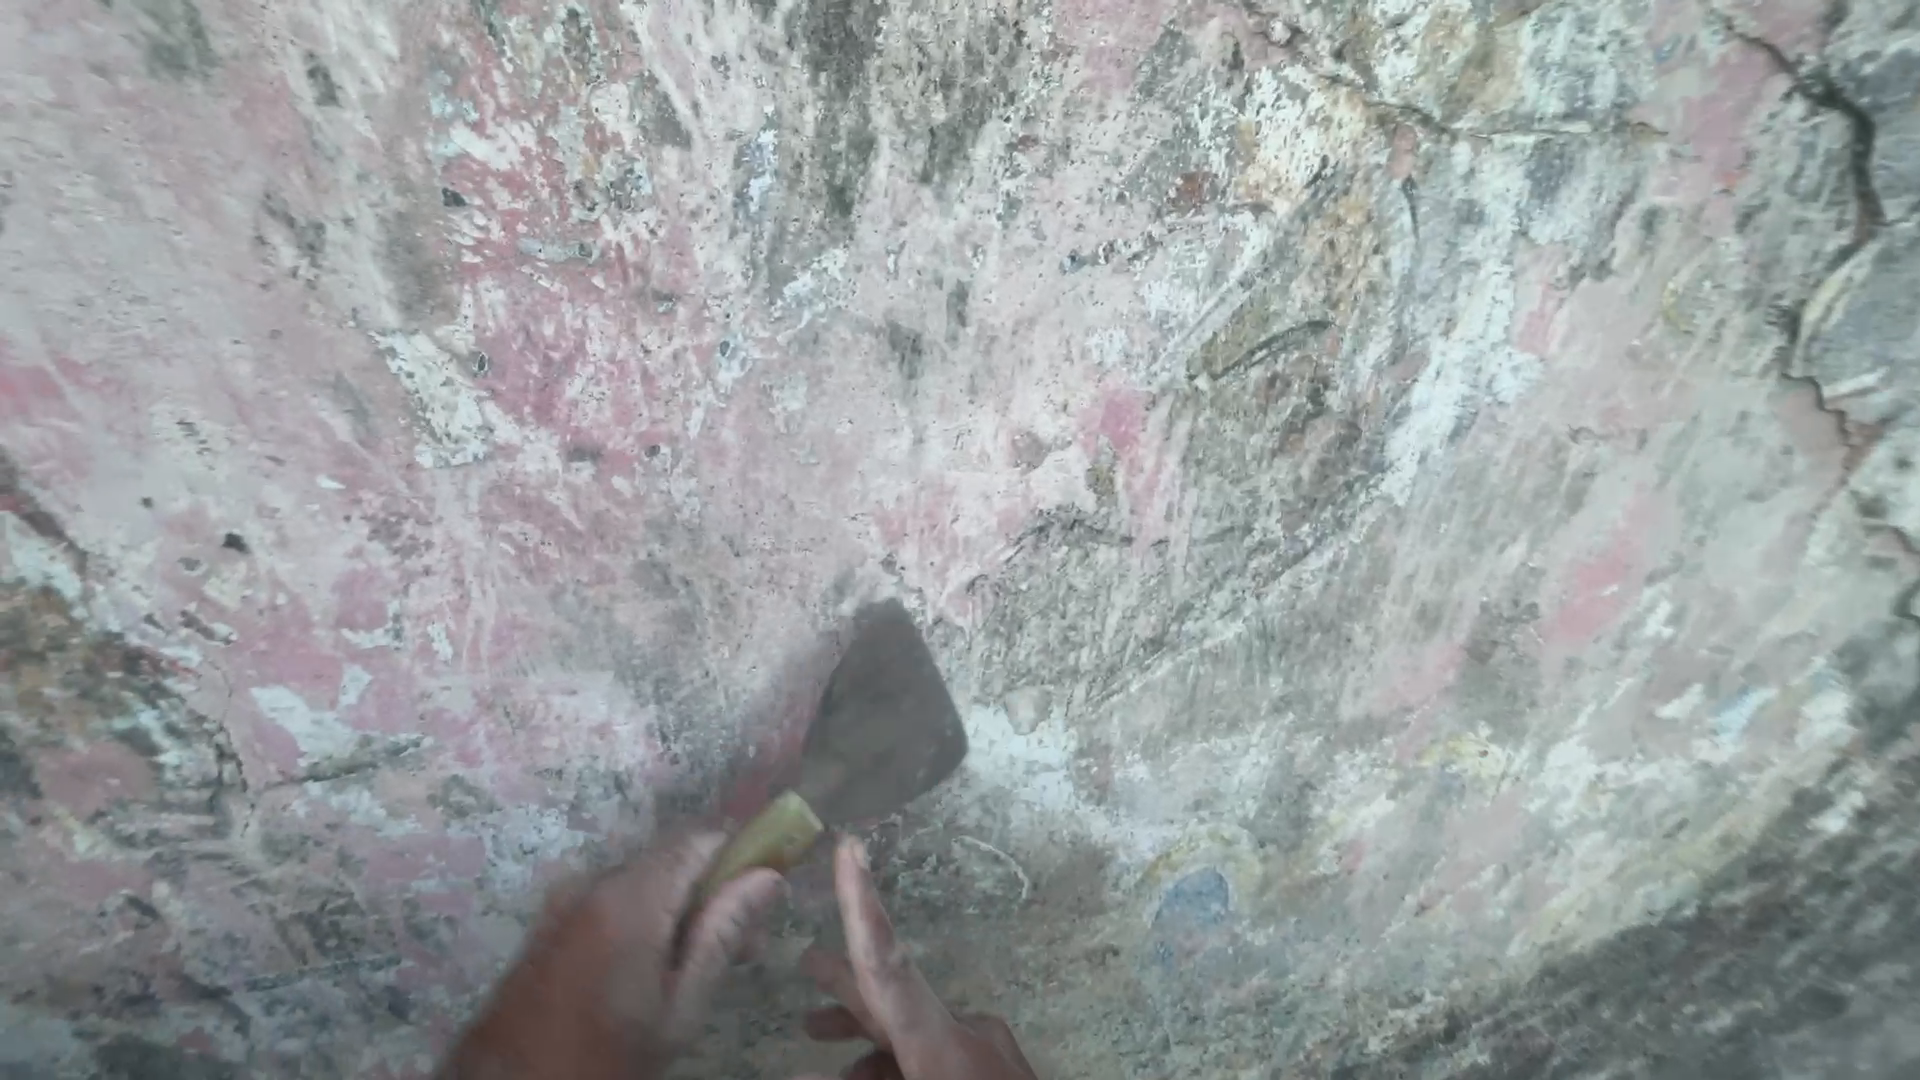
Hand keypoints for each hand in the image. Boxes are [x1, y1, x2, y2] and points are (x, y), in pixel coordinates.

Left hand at [438, 829, 785, 1079]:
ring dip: (678, 904)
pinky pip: (612, 897)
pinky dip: (642, 914)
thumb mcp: (679, 1009)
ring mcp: (566, 898)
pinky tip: (648, 966)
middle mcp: (596, 881)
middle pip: (674, 858)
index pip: (703, 839)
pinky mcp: (549, 920)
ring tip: (696, 963)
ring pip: (645, 878)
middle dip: (713, 887)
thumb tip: (768, 876)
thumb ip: (724, 933)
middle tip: (742, 945)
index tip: (762, 896)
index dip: (739, 856)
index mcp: (632, 897)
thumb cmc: (603, 1060)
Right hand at [795, 836, 1038, 1079]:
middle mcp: (966, 1035)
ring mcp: (986, 1051)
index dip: (861, 904)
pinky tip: (867, 1078)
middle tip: (802, 959)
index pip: (888, 964)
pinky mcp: (995, 1069)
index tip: (849, 848)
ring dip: (863, 1038)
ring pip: (911, 1032)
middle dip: (844, 980)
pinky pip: (936, 1055)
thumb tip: (809, 1069)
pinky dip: (897, 1064)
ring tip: (813, 1030)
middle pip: (892, 996)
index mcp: (942, 1047)